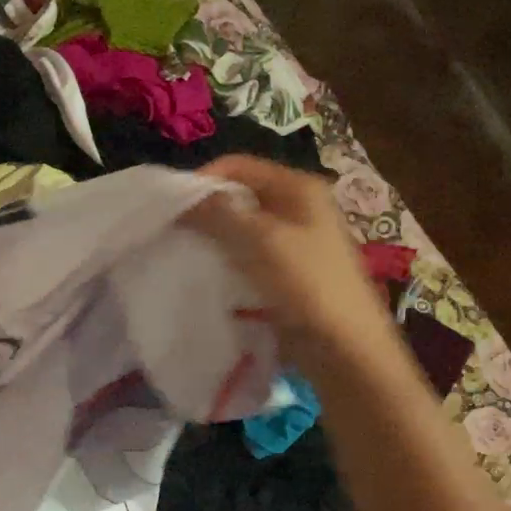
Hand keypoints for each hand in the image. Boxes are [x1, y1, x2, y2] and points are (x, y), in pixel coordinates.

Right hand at [186, 155, 394, 367]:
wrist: (341, 345)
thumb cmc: (307, 285)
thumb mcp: (261, 242)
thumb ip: (220, 215)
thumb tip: (183, 198)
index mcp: (298, 188)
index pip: (239, 166)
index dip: (202, 180)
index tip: (169, 207)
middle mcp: (296, 208)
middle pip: (238, 197)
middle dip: (204, 212)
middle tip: (172, 233)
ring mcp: (291, 242)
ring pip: (239, 230)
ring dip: (212, 241)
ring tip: (183, 255)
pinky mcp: (283, 274)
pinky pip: (245, 259)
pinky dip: (224, 263)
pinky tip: (206, 278)